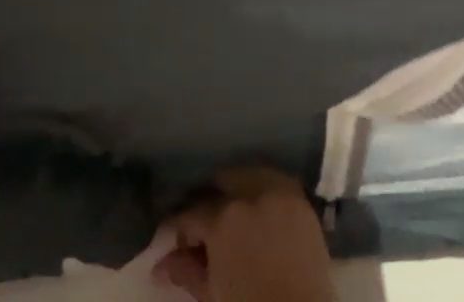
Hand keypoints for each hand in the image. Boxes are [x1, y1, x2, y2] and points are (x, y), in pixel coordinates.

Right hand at [152, 167, 335, 301]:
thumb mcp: (211, 293)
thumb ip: (186, 272)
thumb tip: (162, 264)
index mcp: (222, 220)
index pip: (189, 212)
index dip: (177, 224)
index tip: (174, 233)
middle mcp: (249, 195)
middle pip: (220, 180)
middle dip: (207, 196)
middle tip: (203, 220)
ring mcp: (279, 193)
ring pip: (250, 174)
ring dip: (236, 186)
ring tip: (231, 210)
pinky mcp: (301, 198)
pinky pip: (277, 181)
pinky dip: (263, 188)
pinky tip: (258, 208)